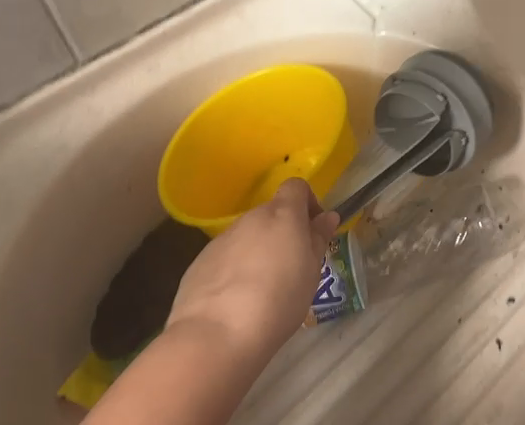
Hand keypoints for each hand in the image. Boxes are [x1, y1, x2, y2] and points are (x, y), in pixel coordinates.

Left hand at [167, 178, 341, 354]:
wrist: (215, 336)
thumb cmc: (278, 301)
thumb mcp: (311, 272)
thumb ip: (318, 239)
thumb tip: (326, 217)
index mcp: (282, 215)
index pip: (296, 187)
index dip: (307, 203)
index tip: (313, 230)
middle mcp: (250, 219)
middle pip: (270, 215)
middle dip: (281, 234)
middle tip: (290, 269)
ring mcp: (221, 240)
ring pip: (246, 238)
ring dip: (257, 253)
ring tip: (260, 292)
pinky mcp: (198, 264)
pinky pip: (224, 259)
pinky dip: (233, 272)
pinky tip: (234, 303)